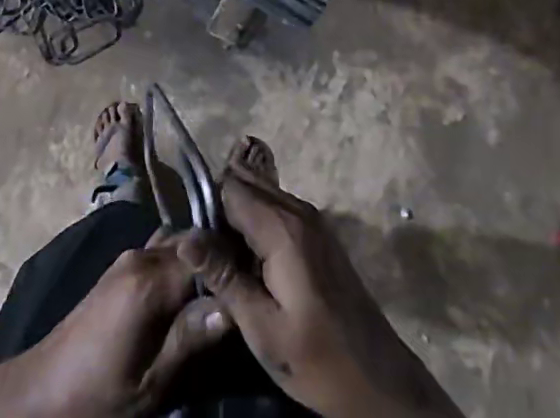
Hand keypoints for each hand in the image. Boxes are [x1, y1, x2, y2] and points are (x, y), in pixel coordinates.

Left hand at [0, 236, 232, 417]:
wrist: (36, 396)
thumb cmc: (95, 397)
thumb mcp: (150, 385)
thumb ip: (190, 339)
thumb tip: (233, 306)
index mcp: (150, 282)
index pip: (210, 253)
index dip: (236, 266)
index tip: (257, 284)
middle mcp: (141, 257)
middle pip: (196, 240)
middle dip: (222, 257)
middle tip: (244, 287)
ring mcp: (129, 257)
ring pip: (180, 241)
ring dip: (202, 257)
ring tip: (221, 287)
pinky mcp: (121, 267)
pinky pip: (164, 249)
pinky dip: (183, 259)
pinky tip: (192, 287)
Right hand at [178, 165, 461, 417]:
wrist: (375, 376)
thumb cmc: (314, 357)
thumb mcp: (260, 326)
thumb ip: (224, 276)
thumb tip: (184, 237)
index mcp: (284, 229)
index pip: (232, 188)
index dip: (206, 206)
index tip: (189, 237)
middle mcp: (300, 211)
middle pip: (249, 183)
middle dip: (220, 205)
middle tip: (202, 248)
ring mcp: (314, 220)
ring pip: (263, 194)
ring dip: (238, 214)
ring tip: (218, 255)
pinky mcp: (320, 234)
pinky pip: (279, 210)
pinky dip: (257, 222)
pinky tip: (246, 258)